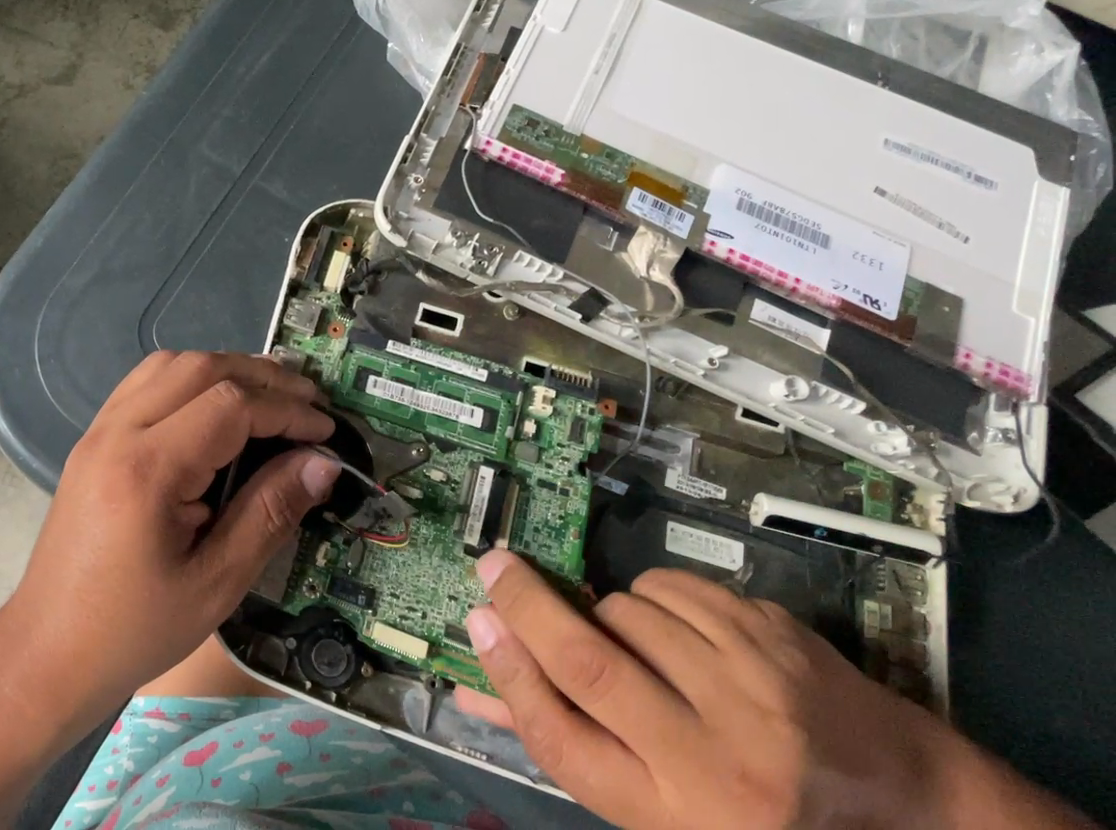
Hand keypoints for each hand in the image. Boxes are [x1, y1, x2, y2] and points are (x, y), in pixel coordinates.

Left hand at [0, 351, 338, 719]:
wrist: (48, 650)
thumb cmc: (133, 629)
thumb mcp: (215, 583)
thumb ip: (269, 513)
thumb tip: (322, 463)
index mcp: (146, 470)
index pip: (229, 405)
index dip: (286, 409)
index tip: (327, 430)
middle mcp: (116, 433)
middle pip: (198, 368)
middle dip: (260, 376)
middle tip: (308, 401)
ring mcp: (97, 433)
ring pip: (167, 366)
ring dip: (223, 370)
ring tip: (269, 397)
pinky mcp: (91, 442)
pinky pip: (143, 385)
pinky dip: (187, 381)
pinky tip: (213, 410)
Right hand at [457, 551, 1092, 829]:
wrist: (899, 800)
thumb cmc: (750, 812)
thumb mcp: (655, 801)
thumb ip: (567, 739)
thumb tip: (473, 687)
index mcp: (677, 810)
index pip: (563, 739)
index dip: (510, 674)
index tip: (477, 621)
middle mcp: (715, 755)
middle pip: (588, 660)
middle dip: (526, 604)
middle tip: (491, 566)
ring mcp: (754, 688)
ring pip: (629, 610)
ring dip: (602, 609)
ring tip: (624, 638)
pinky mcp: (776, 636)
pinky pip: (675, 587)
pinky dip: (648, 594)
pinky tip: (667, 623)